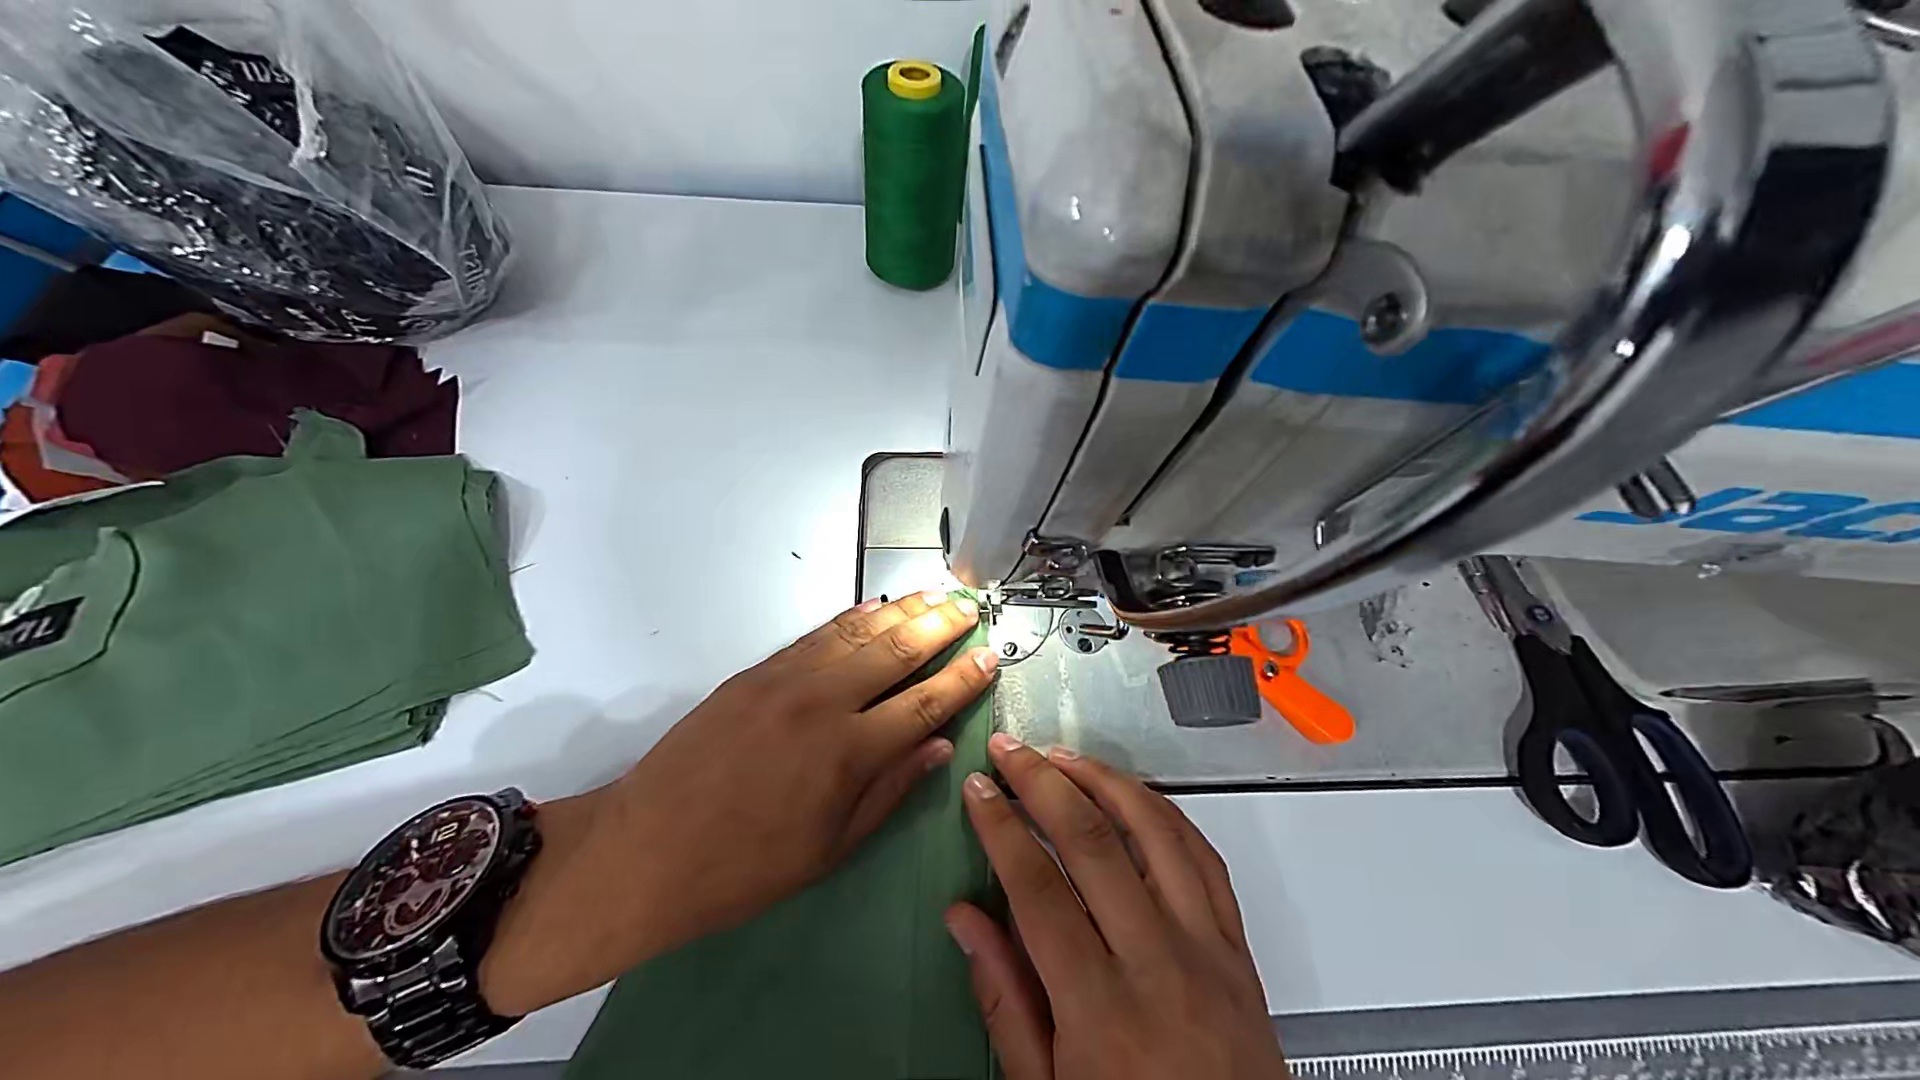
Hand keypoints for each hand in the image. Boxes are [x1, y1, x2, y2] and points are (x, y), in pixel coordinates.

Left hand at [599, 591, 996, 953]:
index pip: (925, 703)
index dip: (964, 678)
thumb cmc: (746, 867)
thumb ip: (891, 790)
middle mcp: (823, 704)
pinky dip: (851, 617)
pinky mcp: (755, 671)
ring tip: (935, 594)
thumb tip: (941, 746)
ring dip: (902, 610)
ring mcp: (785, 680)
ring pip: (858, 632)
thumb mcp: (831, 849)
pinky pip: (814, 635)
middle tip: (970, 607)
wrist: (646, 850)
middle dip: (940, 626)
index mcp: (849, 755)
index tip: (991, 655)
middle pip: (897, 651)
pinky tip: (874, 606)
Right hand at [946, 737, 1286, 1079]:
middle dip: (1043, 782)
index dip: (1001, 827)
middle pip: (1094, 842)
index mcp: (1101, 1012)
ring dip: (1104, 780)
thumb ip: (1004, 999)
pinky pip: (1204, 857)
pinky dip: (1165, 812)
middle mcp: (1158, 966)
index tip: (979, 791)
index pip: (1038, 888)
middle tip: (1011, 752)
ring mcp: (1207, 950)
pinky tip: (1133, 793)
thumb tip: (964, 917)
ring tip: (1064, 756)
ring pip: (1155, 832)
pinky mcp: (1239, 948)